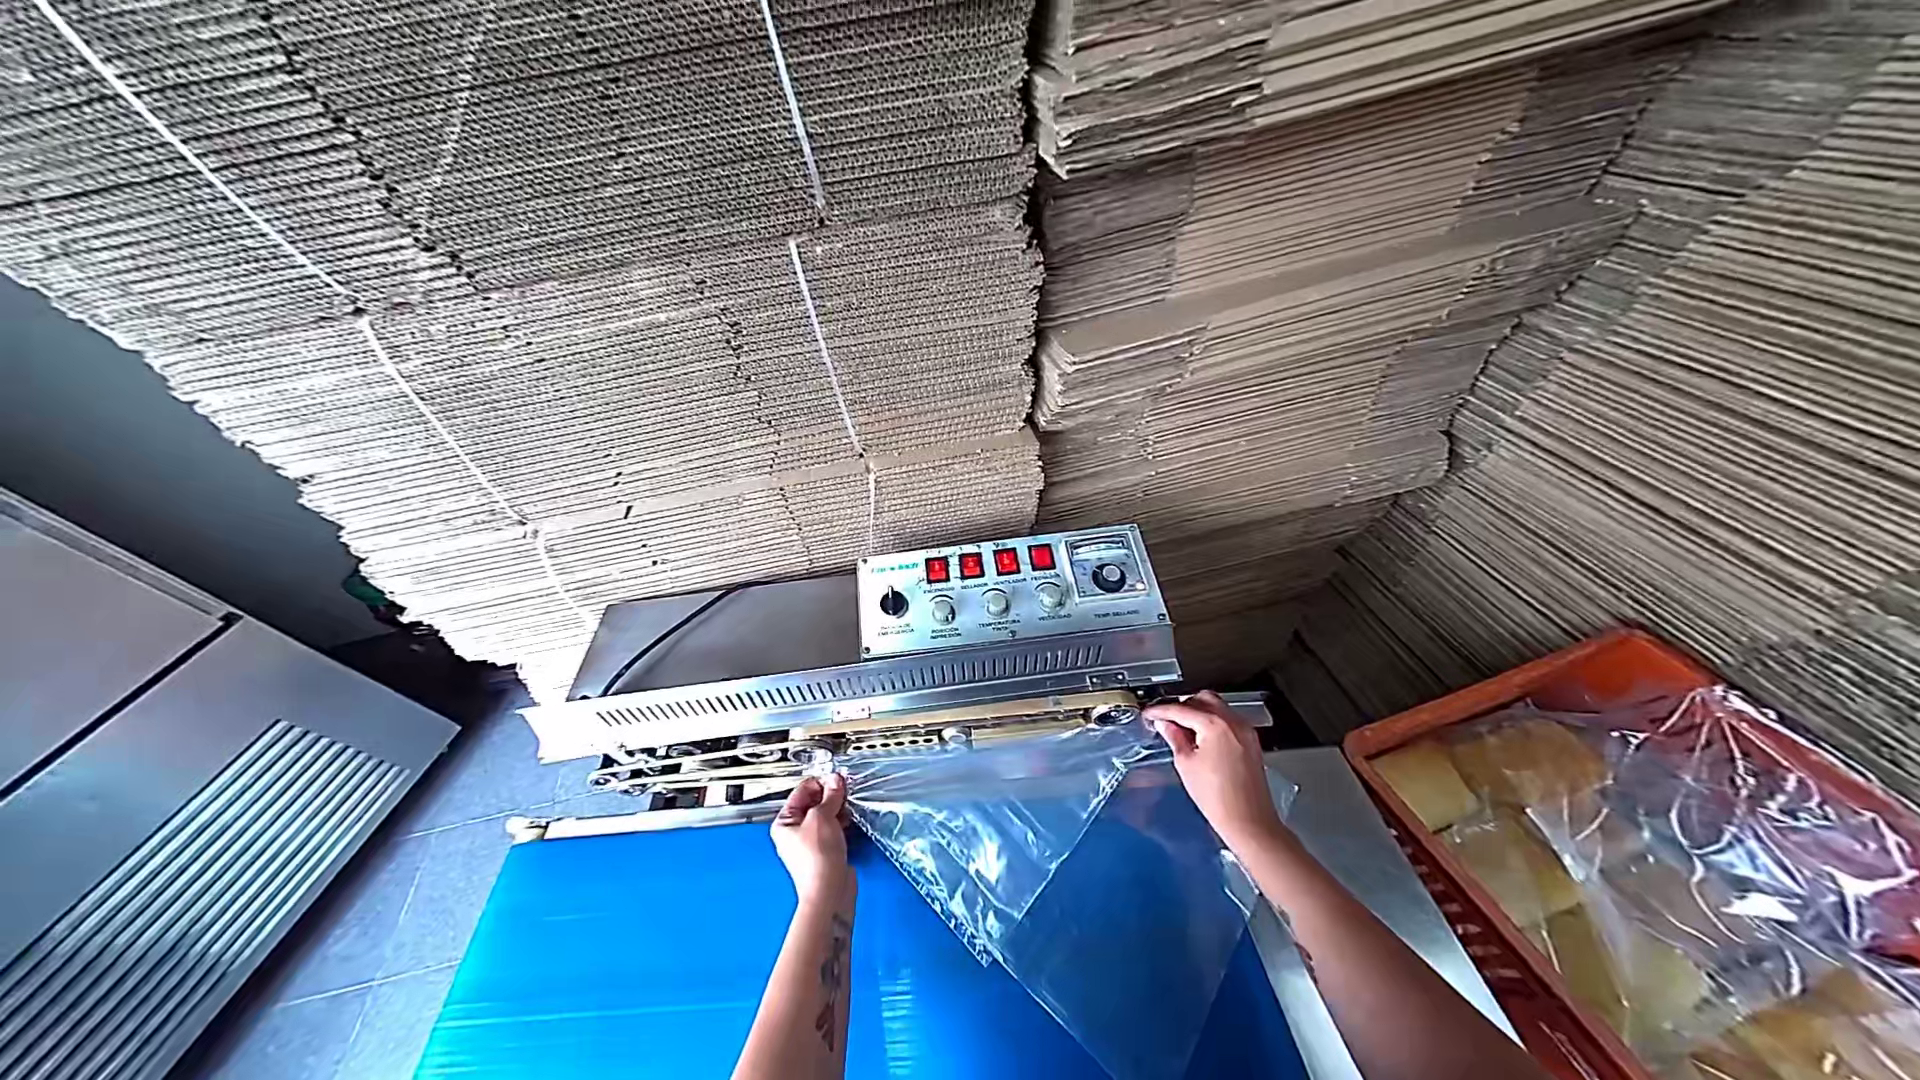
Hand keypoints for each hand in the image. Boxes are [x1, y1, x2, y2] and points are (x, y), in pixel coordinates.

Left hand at [771, 773, 851, 904]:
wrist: (829, 890)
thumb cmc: (816, 860)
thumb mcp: (822, 817)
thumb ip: (830, 795)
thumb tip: (835, 780)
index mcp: (784, 822)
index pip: (802, 790)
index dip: (820, 782)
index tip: (836, 778)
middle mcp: (795, 832)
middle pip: (814, 802)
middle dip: (830, 794)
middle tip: (843, 789)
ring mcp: (810, 841)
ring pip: (825, 814)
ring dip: (837, 807)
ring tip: (847, 804)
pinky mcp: (825, 850)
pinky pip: (833, 827)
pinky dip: (841, 821)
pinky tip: (848, 819)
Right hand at [1145, 691, 1284, 848]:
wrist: (1248, 822)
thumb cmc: (1219, 798)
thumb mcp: (1185, 764)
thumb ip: (1174, 737)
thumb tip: (1165, 725)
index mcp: (1215, 725)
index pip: (1180, 709)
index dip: (1160, 710)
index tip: (1149, 714)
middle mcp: (1233, 723)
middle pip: (1202, 699)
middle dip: (1181, 706)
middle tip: (1165, 719)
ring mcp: (1245, 732)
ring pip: (1217, 707)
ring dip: (1198, 712)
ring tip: (1182, 729)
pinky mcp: (1251, 743)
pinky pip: (1228, 721)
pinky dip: (1213, 722)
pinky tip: (1201, 738)